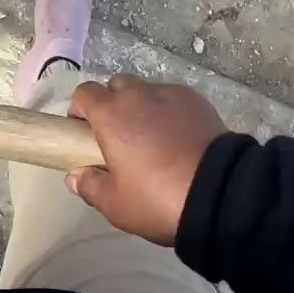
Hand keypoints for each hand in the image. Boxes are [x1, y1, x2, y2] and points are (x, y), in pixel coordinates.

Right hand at [64, 74, 227, 245]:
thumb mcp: (116, 206)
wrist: (219, 193)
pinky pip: (172, 98)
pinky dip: (169, 111)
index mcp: (110, 115)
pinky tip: (180, 138)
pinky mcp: (195, 99)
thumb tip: (74, 176)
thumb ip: (90, 186)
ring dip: (142, 107)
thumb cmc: (158, 198)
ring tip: (154, 139)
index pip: (84, 93)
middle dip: (113, 105)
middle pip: (116, 87)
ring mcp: (168, 93)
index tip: (86, 134)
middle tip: (121, 138)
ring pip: (145, 90)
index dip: (81, 110)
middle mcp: (136, 94)